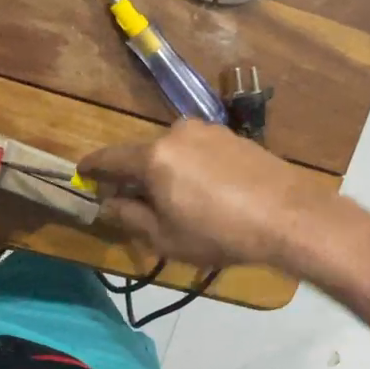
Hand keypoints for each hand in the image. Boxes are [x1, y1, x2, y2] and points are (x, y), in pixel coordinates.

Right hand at [81, 120, 332, 268]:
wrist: (289, 217)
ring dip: (163, 173)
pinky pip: (197, 152)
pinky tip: (200, 193)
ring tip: (170, 202)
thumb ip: (129, 217)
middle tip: (128, 200)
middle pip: (142, 154)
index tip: (81, 173)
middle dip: (132, 176)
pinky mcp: (233, 137)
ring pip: (172, 152)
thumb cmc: (219, 233)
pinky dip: (189, 169)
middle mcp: (177, 133)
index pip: (110, 159)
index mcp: (154, 156)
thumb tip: (108, 204)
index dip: (93, 168)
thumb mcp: (165, 237)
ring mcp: (208, 131)